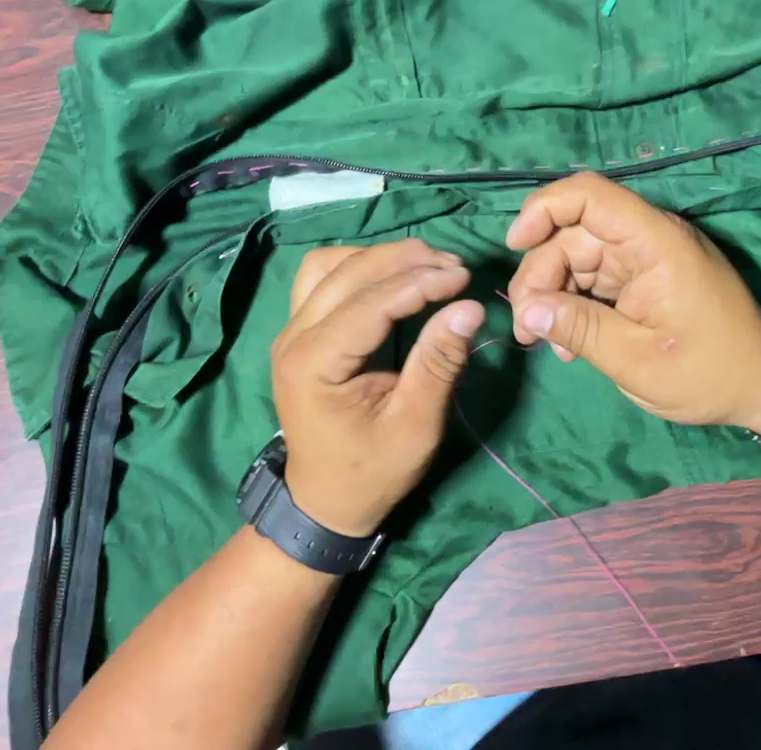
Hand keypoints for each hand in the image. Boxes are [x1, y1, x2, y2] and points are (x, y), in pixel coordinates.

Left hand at [270, 239, 485, 538]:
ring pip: (328, 265)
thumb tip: (470, 307)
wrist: (324, 502)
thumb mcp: (415, 425)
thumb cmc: (372, 471)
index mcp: (315, 363)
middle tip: (454, 266)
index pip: (371, 302)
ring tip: (426, 267)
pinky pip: (322, 278)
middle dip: (404, 260)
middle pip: (347, 271)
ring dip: (378, 258)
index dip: (420, 282)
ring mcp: (290, 330)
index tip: (464, 276)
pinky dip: (358, 267)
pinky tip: (392, 278)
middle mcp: (293, 336)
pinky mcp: (298, 330)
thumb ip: (438, 363)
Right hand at [505, 173, 760, 435]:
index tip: (515, 246)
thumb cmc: (709, 373)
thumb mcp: (637, 361)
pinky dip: (573, 304)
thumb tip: (526, 311)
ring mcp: (645, 257)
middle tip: (526, 329)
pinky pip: (592, 278)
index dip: (543, 209)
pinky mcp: (643, 277)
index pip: (589, 195)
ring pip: (575, 257)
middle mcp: (648, 239)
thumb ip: (579, 329)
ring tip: (543, 342)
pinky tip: (568, 343)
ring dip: (552, 295)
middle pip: (572, 234)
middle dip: (539, 276)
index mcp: (655, 243)